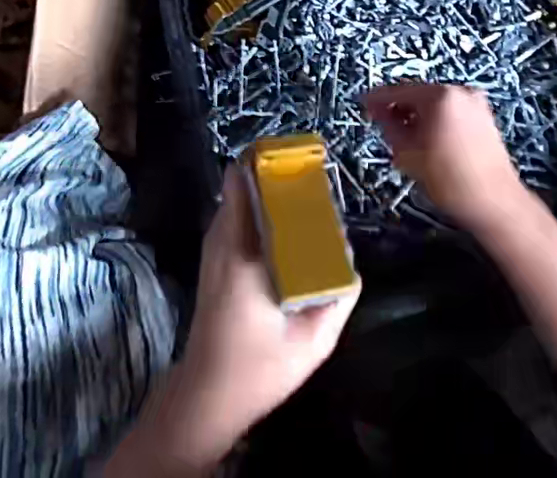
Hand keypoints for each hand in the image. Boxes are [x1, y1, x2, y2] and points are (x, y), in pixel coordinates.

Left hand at [107, 166, 357, 475]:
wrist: (206, 397)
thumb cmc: (258, 369)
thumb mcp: (313, 341)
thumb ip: (339, 298)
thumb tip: (350, 261)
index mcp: (241, 250)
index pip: (241, 183)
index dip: (266, 161)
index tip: (298, 158)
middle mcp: (222, 240)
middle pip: (240, 184)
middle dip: (272, 173)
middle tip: (309, 178)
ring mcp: (213, 250)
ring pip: (237, 201)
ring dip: (265, 191)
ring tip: (302, 198)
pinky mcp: (213, 262)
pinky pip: (234, 219)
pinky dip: (256, 211)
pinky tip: (285, 229)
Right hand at [364, 82, 530, 232]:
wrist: (495, 203)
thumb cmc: (448, 179)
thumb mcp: (408, 152)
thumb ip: (389, 125)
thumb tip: (378, 111)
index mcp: (440, 96)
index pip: (400, 90)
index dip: (378, 99)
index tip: (364, 105)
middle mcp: (460, 92)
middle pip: (419, 94)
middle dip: (399, 108)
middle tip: (382, 123)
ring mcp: (476, 103)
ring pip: (436, 103)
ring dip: (417, 115)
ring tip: (404, 136)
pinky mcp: (485, 117)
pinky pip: (451, 111)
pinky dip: (436, 120)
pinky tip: (427, 140)